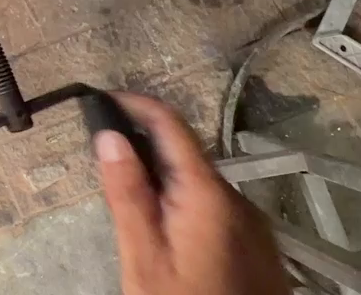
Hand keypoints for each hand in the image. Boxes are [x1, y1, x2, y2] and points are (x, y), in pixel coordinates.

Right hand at [94, 92, 289, 294]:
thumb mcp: (143, 256)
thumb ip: (127, 192)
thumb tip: (108, 134)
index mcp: (210, 195)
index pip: (169, 123)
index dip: (132, 104)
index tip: (98, 103)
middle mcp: (240, 202)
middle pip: (184, 153)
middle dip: (142, 150)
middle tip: (106, 169)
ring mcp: (257, 228)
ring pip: (199, 182)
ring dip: (163, 180)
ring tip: (133, 210)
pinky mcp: (262, 251)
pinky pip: (216, 208)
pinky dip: (185, 204)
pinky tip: (167, 236)